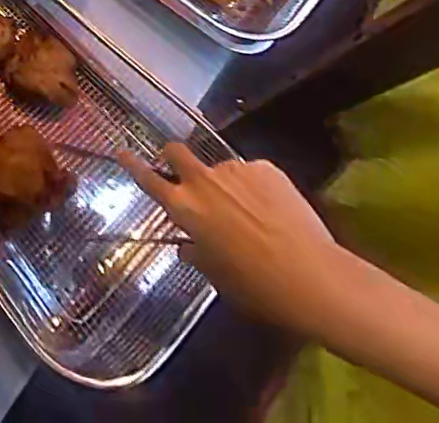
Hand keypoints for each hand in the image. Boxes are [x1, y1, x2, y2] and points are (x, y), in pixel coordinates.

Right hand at [119, 144, 352, 336]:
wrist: (316, 279)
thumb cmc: (258, 287)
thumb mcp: (218, 277)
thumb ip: (198, 254)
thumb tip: (189, 246)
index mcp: (184, 208)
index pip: (147, 179)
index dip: (131, 164)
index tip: (122, 152)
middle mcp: (202, 181)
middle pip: (176, 151)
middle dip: (174, 157)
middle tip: (185, 172)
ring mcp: (234, 170)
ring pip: (221, 170)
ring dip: (228, 184)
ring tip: (254, 213)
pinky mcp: (266, 168)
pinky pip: (254, 173)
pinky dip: (258, 188)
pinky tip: (277, 212)